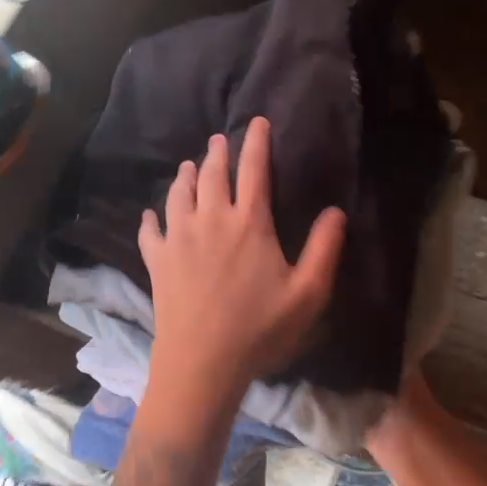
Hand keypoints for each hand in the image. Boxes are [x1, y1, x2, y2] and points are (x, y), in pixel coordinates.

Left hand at [139, 117, 345, 401]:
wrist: (201, 363)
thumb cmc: (260, 329)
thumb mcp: (308, 294)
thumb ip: (325, 249)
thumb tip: (337, 211)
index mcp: (249, 223)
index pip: (254, 170)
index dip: (256, 143)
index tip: (257, 122)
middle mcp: (210, 220)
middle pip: (211, 175)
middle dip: (217, 153)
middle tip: (219, 140)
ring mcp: (178, 239)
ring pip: (178, 195)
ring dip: (185, 176)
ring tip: (188, 166)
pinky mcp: (156, 261)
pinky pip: (149, 231)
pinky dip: (150, 218)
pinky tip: (149, 215)